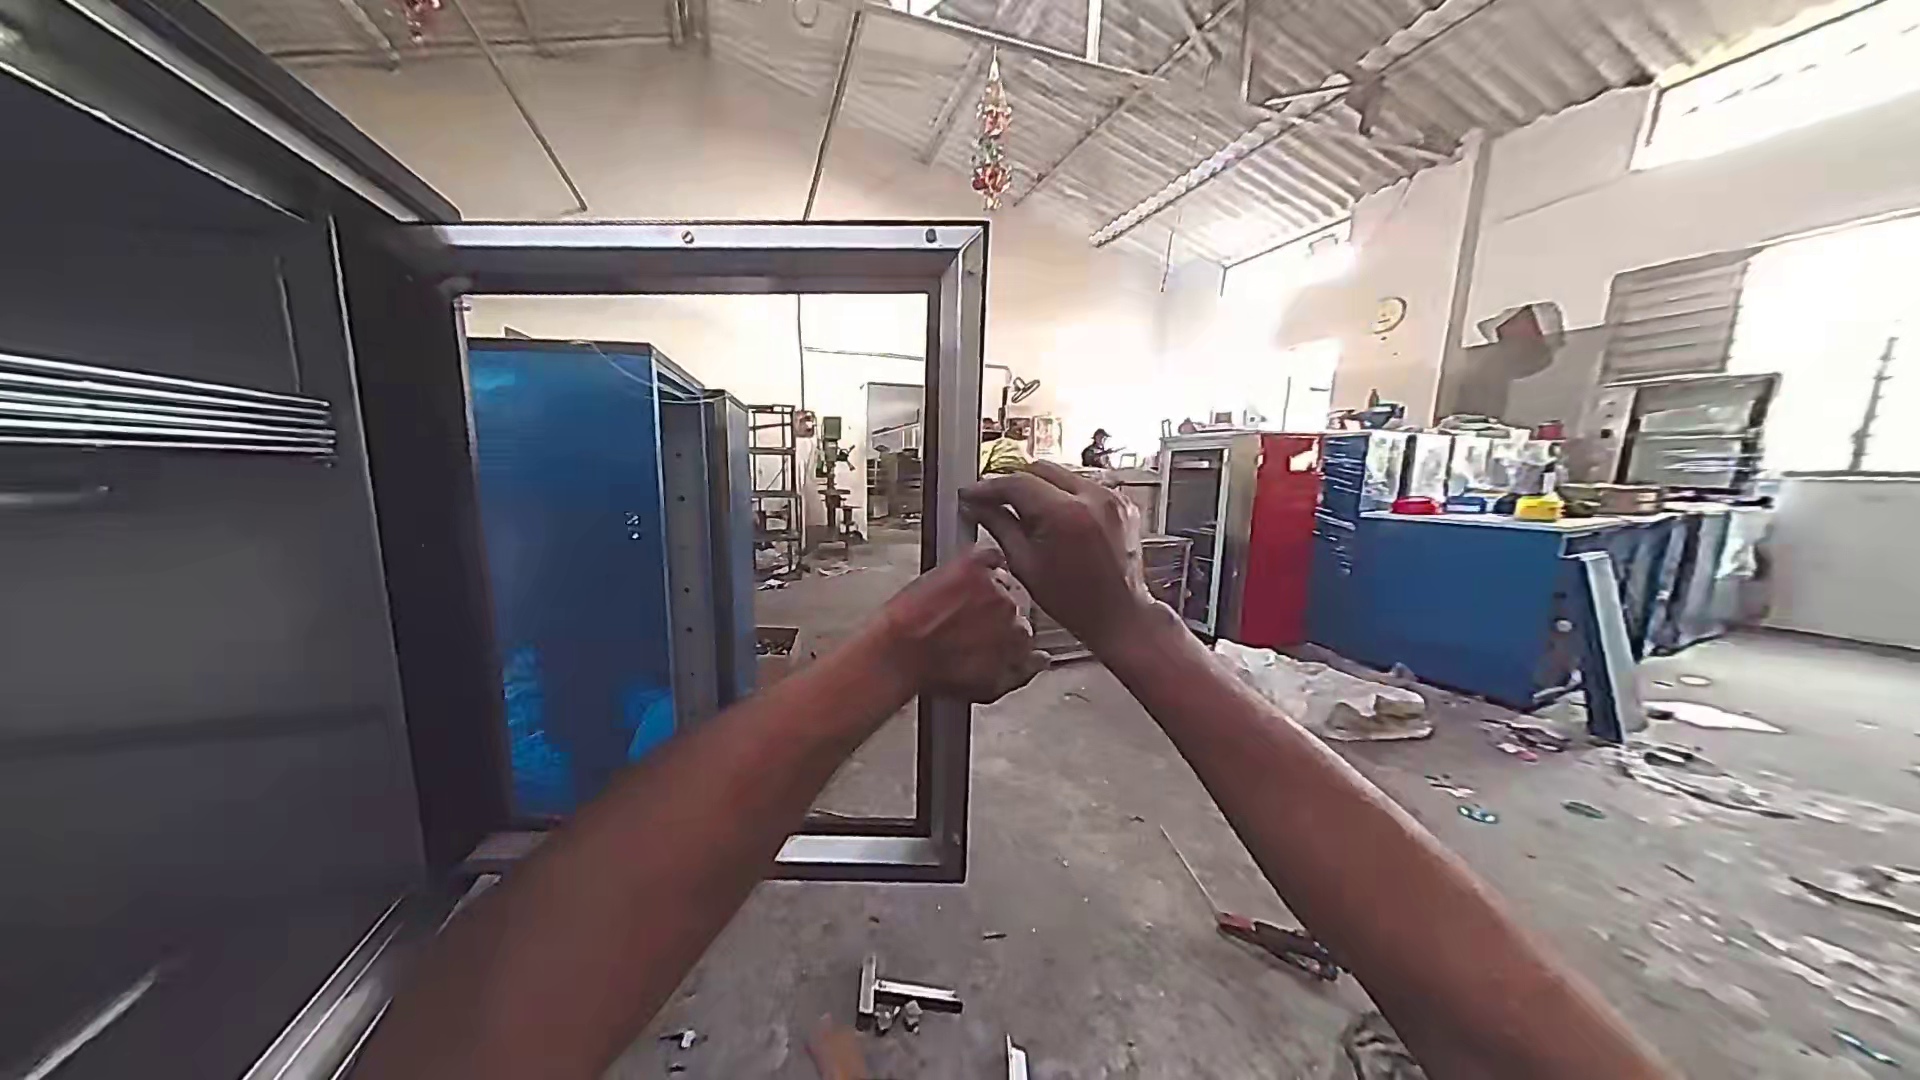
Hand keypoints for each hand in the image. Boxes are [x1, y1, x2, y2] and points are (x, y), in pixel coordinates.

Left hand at [877, 546, 1049, 702]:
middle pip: (1015, 602)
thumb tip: (1042, 660)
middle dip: (995, 609)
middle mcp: (1013, 612)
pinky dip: (983, 559)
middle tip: (969, 616)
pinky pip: (989, 554)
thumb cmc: (934, 673)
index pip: (1026, 628)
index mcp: (1020, 641)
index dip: (1005, 629)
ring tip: (960, 598)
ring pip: (1003, 578)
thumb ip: (1022, 673)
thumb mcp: (987, 688)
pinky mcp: (972, 565)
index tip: (987, 631)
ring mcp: (994, 586)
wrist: (898, 654)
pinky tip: (969, 570)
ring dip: (988, 585)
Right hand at [961, 461, 1161, 652]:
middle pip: (1039, 469)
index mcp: (1064, 514)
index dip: (989, 486)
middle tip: (994, 500)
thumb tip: (978, 507)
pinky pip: (1084, 486)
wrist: (1119, 615)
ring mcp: (1111, 498)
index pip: (1016, 482)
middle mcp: (1092, 498)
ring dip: (1039, 487)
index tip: (974, 494)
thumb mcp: (1025, 564)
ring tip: (1026, 513)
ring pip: (1061, 474)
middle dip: (1013, 482)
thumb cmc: (1075, 601)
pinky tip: (1055, 517)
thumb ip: (999, 526)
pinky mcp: (1121, 503)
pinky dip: (1064, 495)